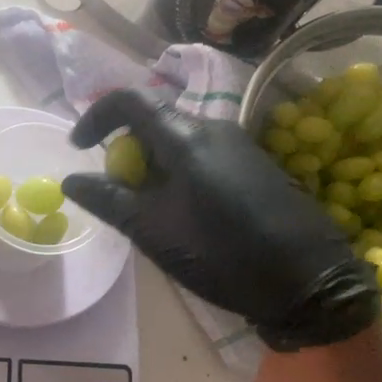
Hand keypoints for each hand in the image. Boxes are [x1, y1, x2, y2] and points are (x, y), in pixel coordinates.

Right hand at [63, 90, 377, 350]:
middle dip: (126, 153)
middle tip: (118, 196)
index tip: (79, 149)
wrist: (309, 280)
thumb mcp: (154, 232)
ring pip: (178, 141)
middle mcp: (214, 128)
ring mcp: (240, 145)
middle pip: (154, 123)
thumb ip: (109, 200)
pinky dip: (179, 175)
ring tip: (151, 213)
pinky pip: (203, 156)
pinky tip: (186, 216)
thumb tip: (72, 178)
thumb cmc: (223, 254)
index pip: (130, 100)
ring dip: (153, 168)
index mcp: (186, 138)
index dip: (96, 118)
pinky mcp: (256, 165)